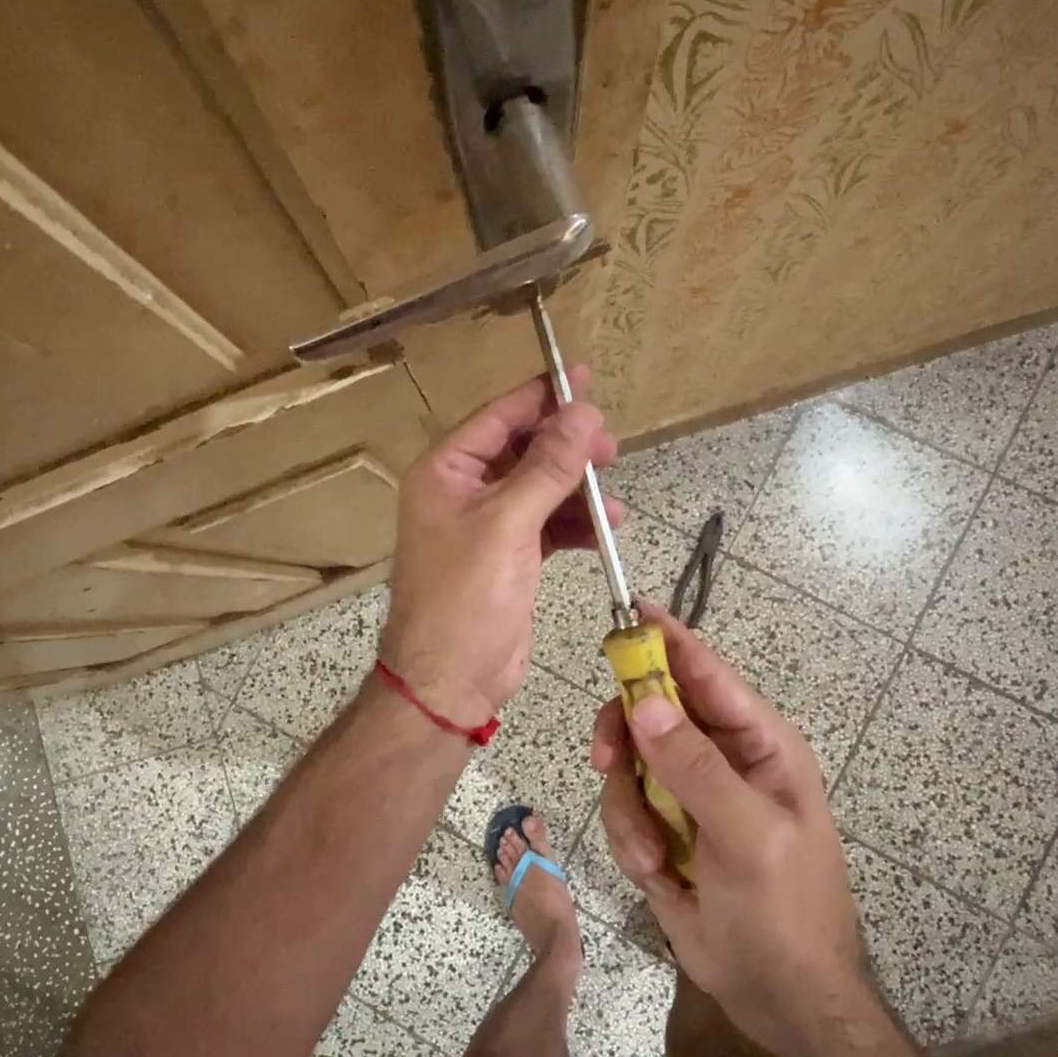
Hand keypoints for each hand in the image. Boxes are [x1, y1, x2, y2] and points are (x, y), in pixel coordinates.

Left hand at [380, 367, 622, 723]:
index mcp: (445, 471)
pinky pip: (546, 524)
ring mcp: (486, 525)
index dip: (541, 396)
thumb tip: (584, 412)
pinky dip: (574, 523)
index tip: (584, 377)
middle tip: (610, 445)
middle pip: (522, 450)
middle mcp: (462, 491)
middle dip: (566, 447)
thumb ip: (548, 466)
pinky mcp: (508, 556)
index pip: (498, 417)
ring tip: (613, 494)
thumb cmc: (466, 597)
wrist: (449, 679)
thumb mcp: (508, 523)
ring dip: (577, 489)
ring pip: (539, 487)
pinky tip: (606, 526)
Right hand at [592, 607, 914, 1056]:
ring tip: (656, 857)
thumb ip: (695, 767)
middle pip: (648, 711)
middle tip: (606, 760)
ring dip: (629, 812)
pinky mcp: (660, 829)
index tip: (626, 613)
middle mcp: (718, 757)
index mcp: (757, 742)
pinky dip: (630, 842)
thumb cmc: (784, 910)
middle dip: (624, 739)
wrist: (778, 997)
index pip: (706, 673)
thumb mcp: (748, 836)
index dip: (666, 640)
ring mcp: (685, 793)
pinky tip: (659, 876)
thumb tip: (644, 701)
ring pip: (625, 766)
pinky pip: (621, 810)